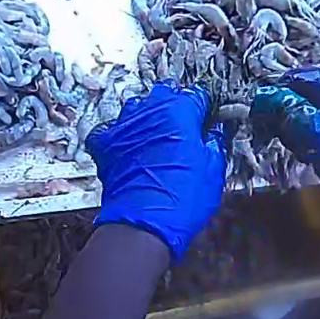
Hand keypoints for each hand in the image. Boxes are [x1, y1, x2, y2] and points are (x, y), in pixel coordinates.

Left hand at [86, 83, 226, 259]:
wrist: (144, 223)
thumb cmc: (182, 198)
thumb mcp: (213, 169)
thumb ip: (214, 143)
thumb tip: (213, 134)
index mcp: (179, 110)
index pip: (195, 95)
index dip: (203, 108)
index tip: (205, 119)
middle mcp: (149, 111)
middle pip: (163, 96)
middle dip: (174, 106)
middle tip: (183, 128)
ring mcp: (124, 126)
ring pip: (136, 109)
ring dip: (147, 118)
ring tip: (156, 138)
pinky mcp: (105, 145)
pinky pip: (110, 130)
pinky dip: (118, 135)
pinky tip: (127, 147)